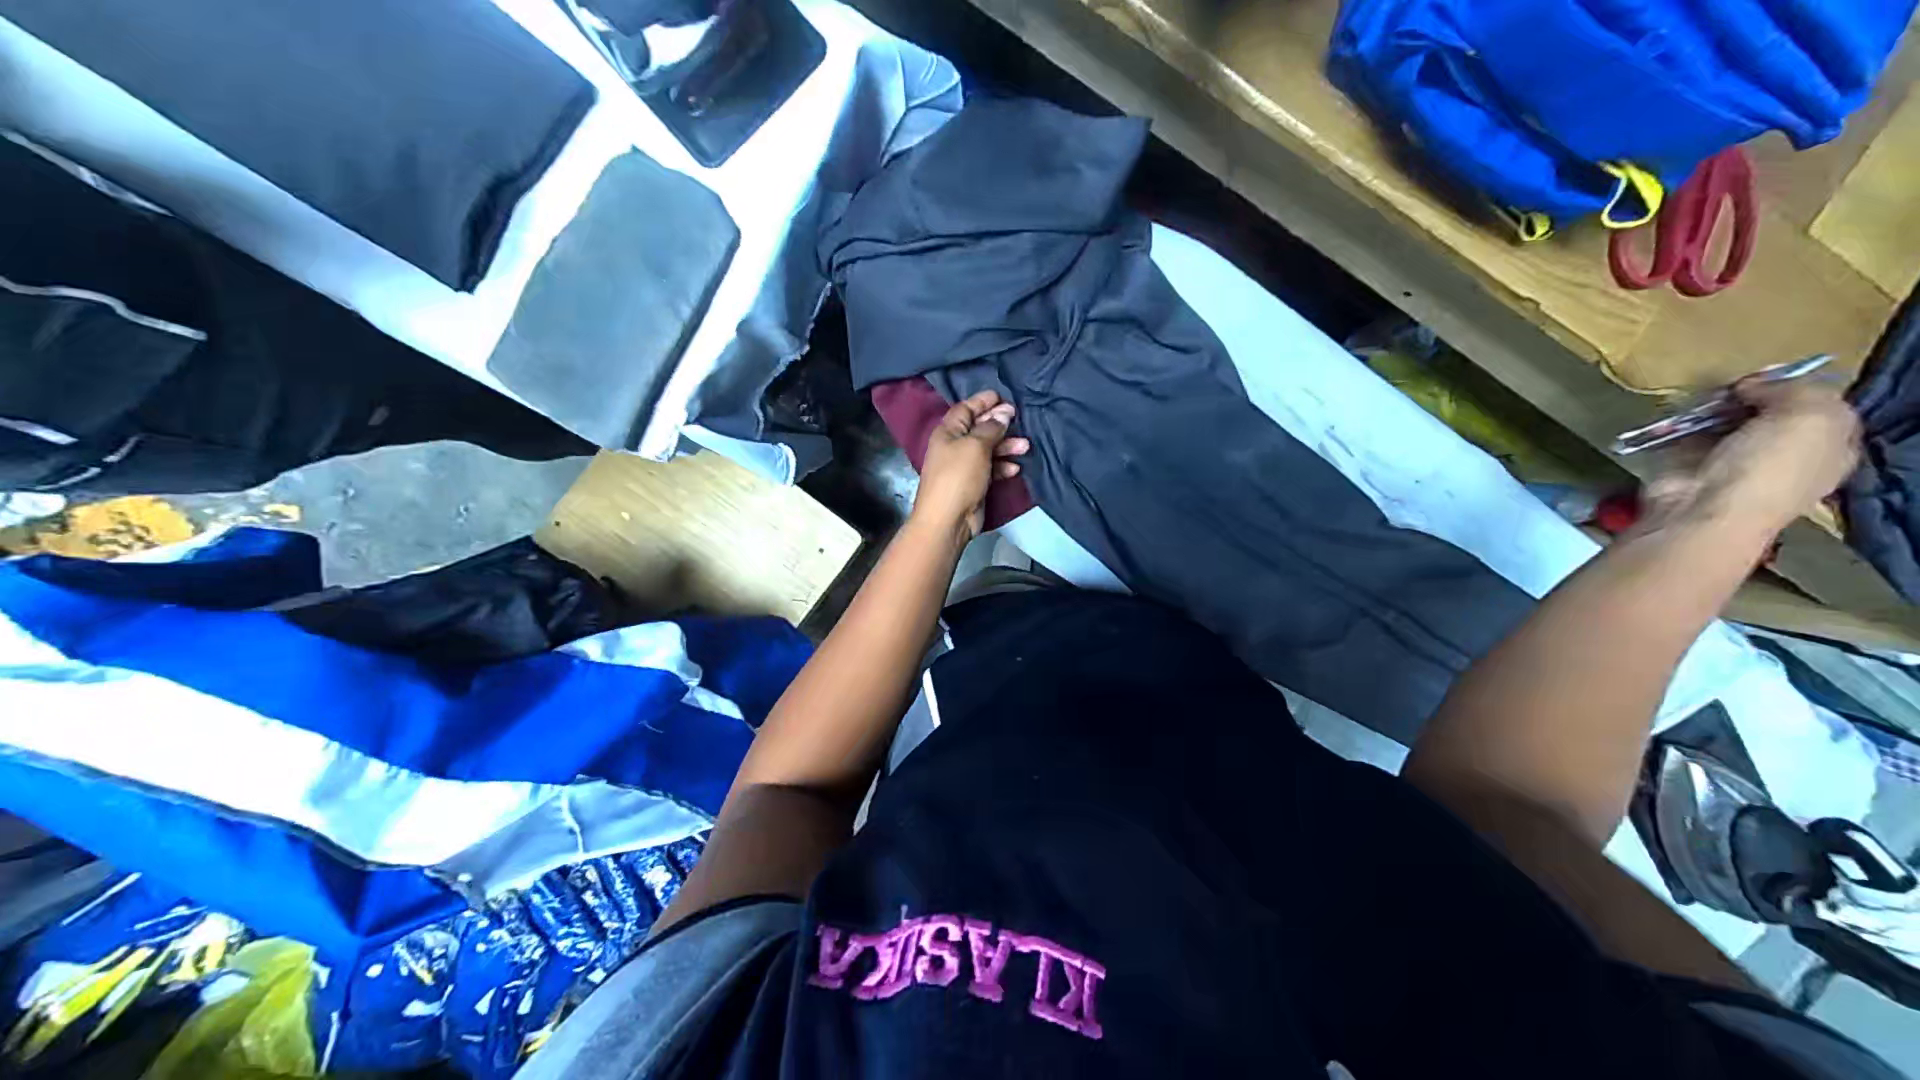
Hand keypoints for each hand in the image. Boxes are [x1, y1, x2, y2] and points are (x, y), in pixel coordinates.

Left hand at [911, 390, 1028, 542]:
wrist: (948, 519)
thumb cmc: (958, 476)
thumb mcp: (976, 446)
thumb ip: (991, 428)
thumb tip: (1004, 412)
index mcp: (948, 432)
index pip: (965, 408)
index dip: (983, 401)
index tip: (1003, 397)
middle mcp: (954, 446)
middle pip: (979, 428)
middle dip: (999, 424)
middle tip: (1019, 420)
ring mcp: (964, 466)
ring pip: (988, 449)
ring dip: (1006, 446)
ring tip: (1025, 447)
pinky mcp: (974, 483)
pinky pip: (991, 468)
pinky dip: (1002, 466)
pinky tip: (1014, 468)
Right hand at [1646, 377, 1860, 536]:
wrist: (1704, 508)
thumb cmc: (1770, 464)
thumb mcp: (1810, 414)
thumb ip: (1792, 389)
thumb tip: (1752, 386)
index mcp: (1827, 445)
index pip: (1818, 406)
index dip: (1796, 386)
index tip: (1768, 377)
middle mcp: (1783, 454)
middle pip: (1767, 411)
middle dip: (1747, 396)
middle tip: (1730, 390)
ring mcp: (1731, 460)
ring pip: (1723, 421)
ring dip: (1708, 409)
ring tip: (1697, 402)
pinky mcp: (1686, 465)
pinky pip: (1682, 436)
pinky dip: (1674, 426)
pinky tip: (1671, 421)